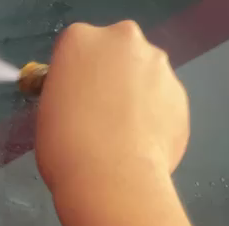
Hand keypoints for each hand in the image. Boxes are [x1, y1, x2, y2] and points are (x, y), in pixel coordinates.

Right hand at [35, 22, 188, 203]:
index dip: (72, 78)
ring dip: (135, 99)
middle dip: (110, 79)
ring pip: (144, 77)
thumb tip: (78, 100)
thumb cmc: (65, 150)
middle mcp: (124, 40)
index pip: (75, 48)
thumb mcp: (47, 116)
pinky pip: (162, 105)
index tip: (71, 102)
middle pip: (115, 54)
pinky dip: (153, 122)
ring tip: (121, 140)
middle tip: (98, 119)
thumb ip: (66, 95)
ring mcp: (159, 65)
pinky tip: (139, 149)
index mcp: (81, 40)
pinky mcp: (181, 95)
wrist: (111, 181)